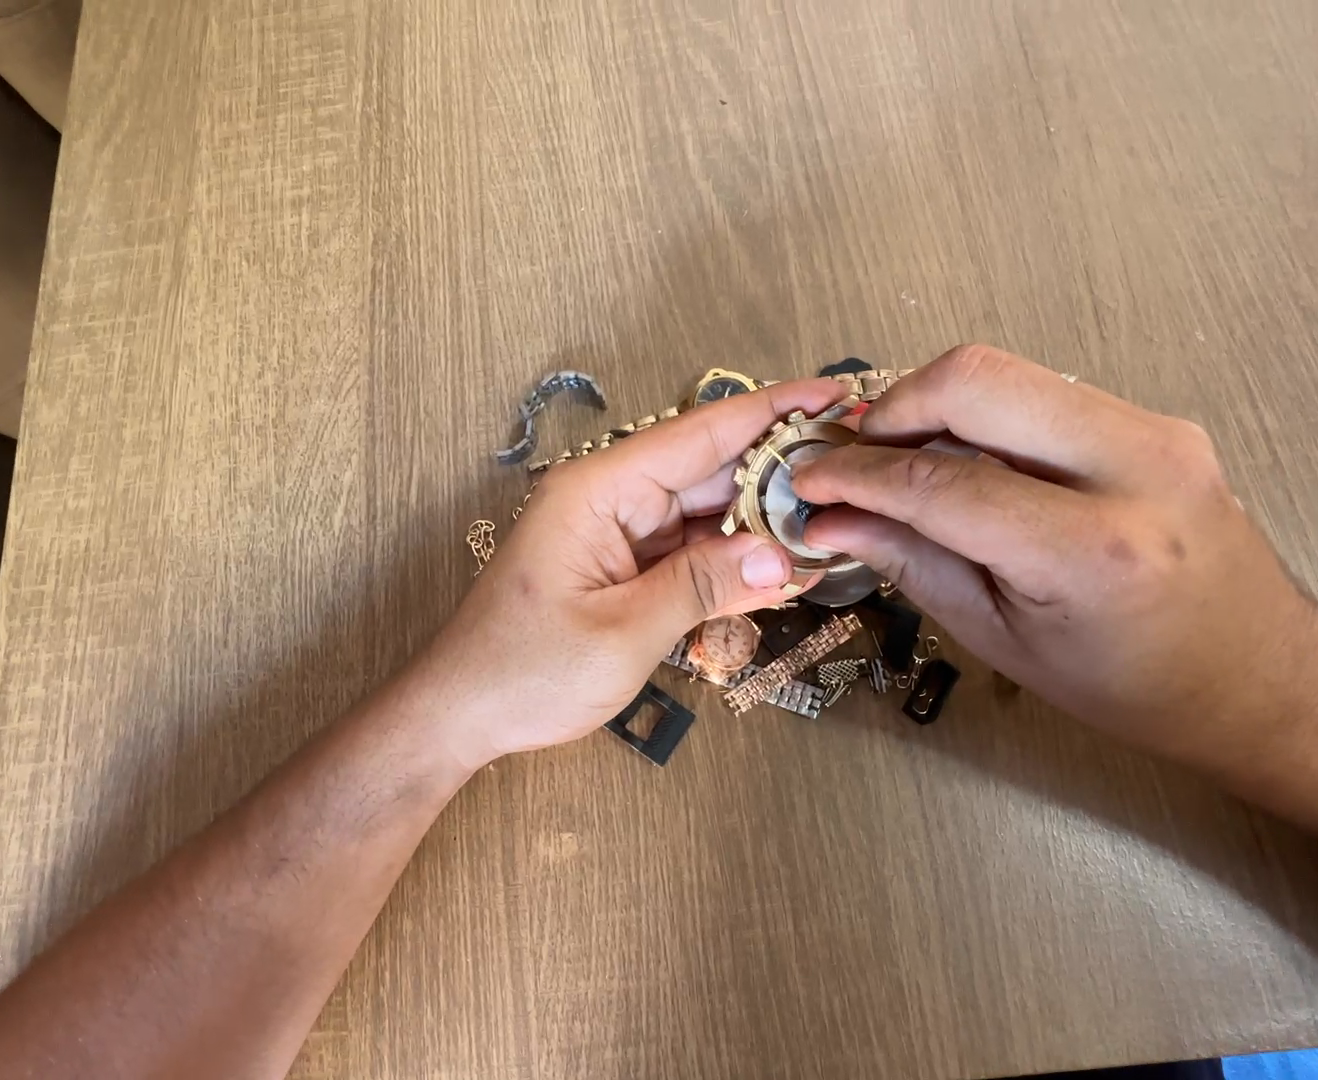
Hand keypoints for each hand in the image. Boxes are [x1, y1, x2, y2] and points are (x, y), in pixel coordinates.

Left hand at [414, 379, 849, 765]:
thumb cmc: (528, 670)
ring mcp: (618, 533)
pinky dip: (732, 559)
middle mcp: (612, 499)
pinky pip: (688, 550)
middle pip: (710, 471)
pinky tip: (782, 566)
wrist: (464, 712)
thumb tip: (784, 557)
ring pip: (705, 513)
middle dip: (779, 473)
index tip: (833, 392)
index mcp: (601, 490)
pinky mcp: (623, 566)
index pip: (700, 434)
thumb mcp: (624, 631)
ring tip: (833, 523)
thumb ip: (704, 586)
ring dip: (761, 523)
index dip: (770, 411)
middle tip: (853, 473)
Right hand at [793, 345, 1317, 763]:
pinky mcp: (1154, 419)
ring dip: (931, 407)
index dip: (856, 474)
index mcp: (1090, 550)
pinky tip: (956, 461)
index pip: (940, 481)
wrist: (1262, 677)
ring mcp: (1154, 428)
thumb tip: (828, 521)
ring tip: (895, 461)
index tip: (806, 477)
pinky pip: (1036, 393)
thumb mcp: (999, 639)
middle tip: (852, 454)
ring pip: (1006, 372)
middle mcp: (1133, 465)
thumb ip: (911, 563)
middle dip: (892, 408)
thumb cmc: (1123, 684)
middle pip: (977, 378)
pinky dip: (976, 416)